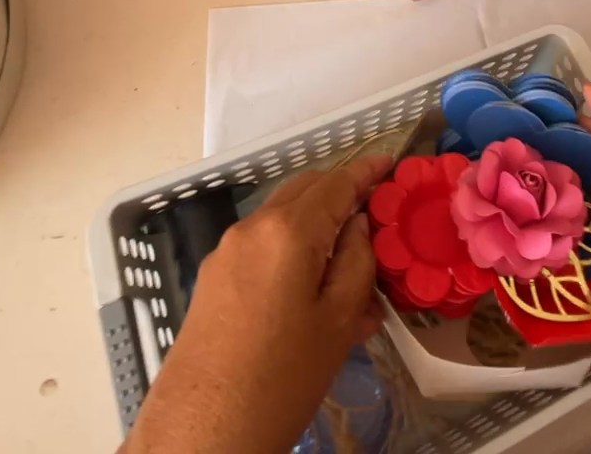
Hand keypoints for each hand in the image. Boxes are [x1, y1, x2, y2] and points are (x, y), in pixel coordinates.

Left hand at [123, 154, 391, 453]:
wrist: (200, 438)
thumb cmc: (282, 377)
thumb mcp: (339, 319)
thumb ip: (357, 258)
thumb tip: (357, 224)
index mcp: (288, 229)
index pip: (337, 182)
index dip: (366, 171)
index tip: (390, 163)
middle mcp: (253, 227)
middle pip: (305, 189)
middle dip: (341, 191)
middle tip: (375, 211)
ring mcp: (226, 252)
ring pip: (283, 216)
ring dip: (317, 222)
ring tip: (350, 262)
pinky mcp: (213, 278)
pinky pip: (263, 244)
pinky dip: (293, 247)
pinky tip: (314, 288)